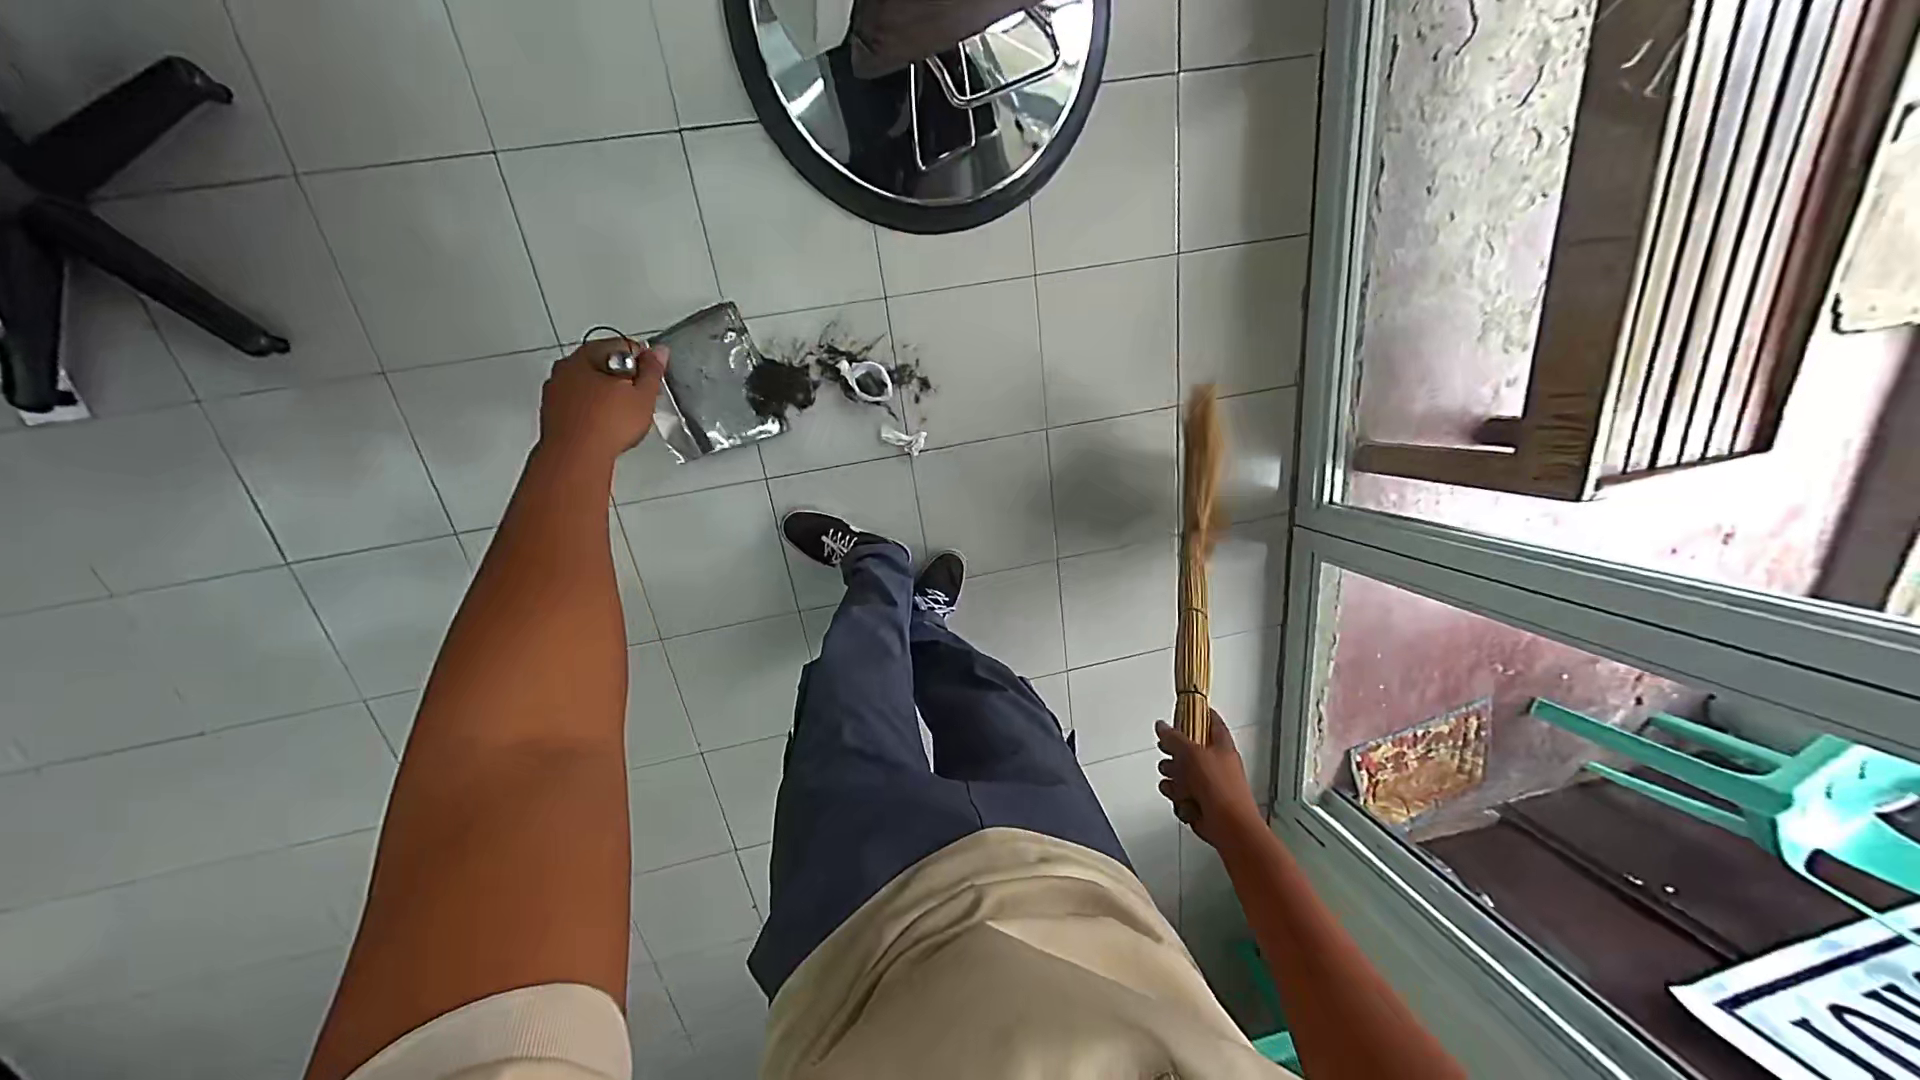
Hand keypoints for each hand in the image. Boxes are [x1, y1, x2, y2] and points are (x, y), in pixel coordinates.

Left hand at [536, 338, 667, 466]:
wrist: (576, 456)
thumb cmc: (608, 423)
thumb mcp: (643, 396)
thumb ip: (653, 371)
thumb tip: (659, 351)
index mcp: (587, 356)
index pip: (621, 345)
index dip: (642, 361)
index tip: (651, 379)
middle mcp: (566, 367)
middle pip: (602, 363)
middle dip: (622, 378)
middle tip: (639, 398)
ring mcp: (555, 390)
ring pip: (587, 384)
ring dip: (605, 394)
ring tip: (622, 416)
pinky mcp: (551, 412)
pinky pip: (577, 403)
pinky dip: (591, 410)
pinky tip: (604, 426)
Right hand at [1156, 711, 1263, 848]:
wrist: (1228, 826)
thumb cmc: (1221, 789)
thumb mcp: (1192, 754)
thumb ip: (1174, 738)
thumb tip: (1162, 726)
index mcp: (1221, 746)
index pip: (1212, 722)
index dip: (1200, 713)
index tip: (1187, 707)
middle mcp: (1216, 764)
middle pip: (1188, 749)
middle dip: (1174, 754)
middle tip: (1168, 752)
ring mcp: (1208, 784)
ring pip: (1180, 773)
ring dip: (1173, 778)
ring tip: (1176, 782)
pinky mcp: (1199, 802)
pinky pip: (1179, 793)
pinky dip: (1177, 796)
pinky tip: (1181, 799)